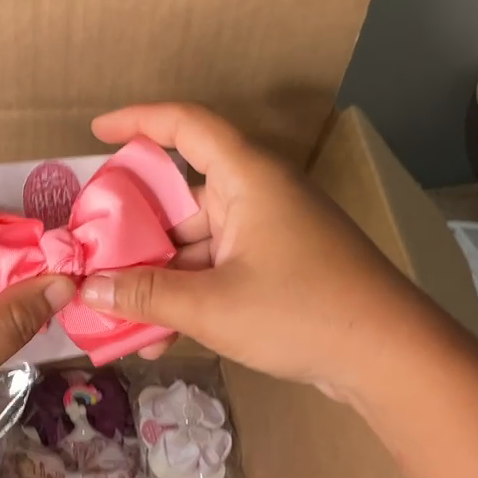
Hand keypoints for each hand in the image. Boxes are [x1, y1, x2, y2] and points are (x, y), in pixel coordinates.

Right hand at [79, 103, 442, 397]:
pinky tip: (159, 337)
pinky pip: (217, 269)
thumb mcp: (210, 306)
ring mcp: (270, 233)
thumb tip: (86, 290)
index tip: (96, 131)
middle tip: (93, 259)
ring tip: (117, 316)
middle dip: (135, 233)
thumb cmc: (302, 313)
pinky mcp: (279, 267)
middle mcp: (258, 195)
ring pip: (196, 243)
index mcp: (247, 178)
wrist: (390, 357)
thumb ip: (143, 295)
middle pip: (181, 198)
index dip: (138, 121)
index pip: (187, 126)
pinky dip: (188, 294)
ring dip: (159, 278)